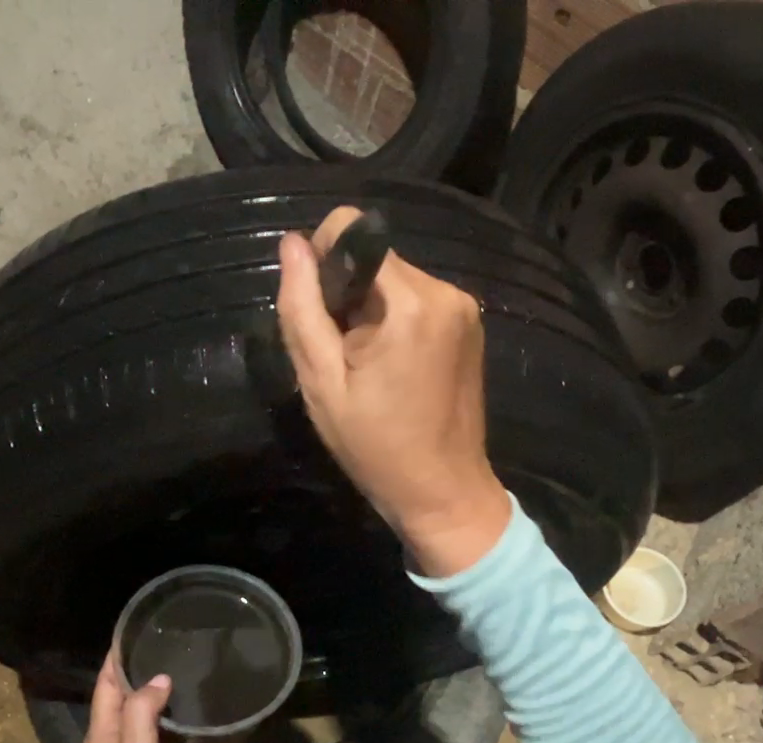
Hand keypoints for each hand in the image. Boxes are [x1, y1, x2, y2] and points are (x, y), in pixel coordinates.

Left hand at [86, 656, 240, 742]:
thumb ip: (143, 713)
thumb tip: (161, 679)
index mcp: (105, 732)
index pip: (108, 683)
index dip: (119, 656)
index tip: (139, 630)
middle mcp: (122, 742)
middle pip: (140, 700)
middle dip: (159, 677)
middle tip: (186, 652)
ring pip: (169, 726)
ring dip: (190, 714)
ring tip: (214, 691)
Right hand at [277, 206, 511, 577]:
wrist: (444, 492)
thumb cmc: (376, 447)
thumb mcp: (321, 383)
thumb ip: (302, 309)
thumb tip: (292, 245)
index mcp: (411, 303)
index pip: (354, 230)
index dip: (324, 263)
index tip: (322, 316)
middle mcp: (446, 292)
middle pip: (376, 259)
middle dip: (350, 295)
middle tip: (344, 357)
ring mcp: (465, 309)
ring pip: (396, 280)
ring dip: (372, 311)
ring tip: (368, 368)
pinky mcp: (470, 326)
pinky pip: (418, 301)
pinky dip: (396, 321)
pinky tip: (393, 369)